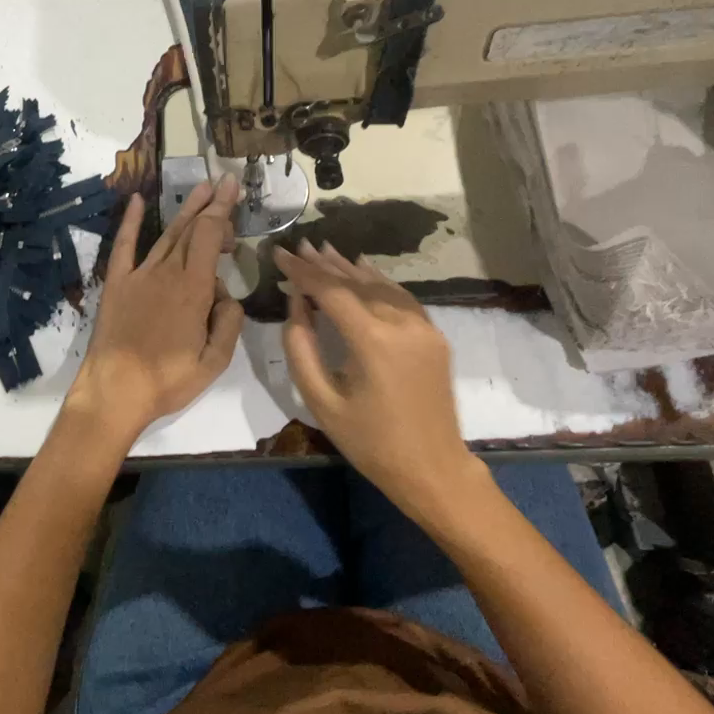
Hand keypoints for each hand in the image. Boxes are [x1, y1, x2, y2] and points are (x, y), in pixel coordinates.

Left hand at [64, 176, 244, 449]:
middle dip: (211, 206)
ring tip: (199, 189)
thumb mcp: (214, 362)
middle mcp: (167, 274)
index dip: (223, 210)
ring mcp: (139, 276)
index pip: (210, 237)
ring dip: (185, 211)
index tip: (233, 189)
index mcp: (194, 290)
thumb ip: (229, 324)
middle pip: (191, 231)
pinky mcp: (116, 285)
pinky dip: (130, 222)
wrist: (115, 391)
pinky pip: (124, 246)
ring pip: (166, 235)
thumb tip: (229, 298)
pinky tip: (137, 201)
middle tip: (225, 184)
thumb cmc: (168, 382)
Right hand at [276, 241, 486, 516]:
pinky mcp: (433, 335)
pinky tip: (362, 269)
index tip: (279, 254)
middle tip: (298, 246)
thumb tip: (296, 304)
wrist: (432, 468)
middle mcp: (401, 323)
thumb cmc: (369, 442)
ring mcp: (423, 327)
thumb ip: (301, 348)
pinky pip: (401, 297)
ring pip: (380, 285)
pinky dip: (378, 280)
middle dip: (323, 264)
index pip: (330, 291)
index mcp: (372, 340)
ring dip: (349, 268)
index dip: (302, 271)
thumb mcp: (321, 400)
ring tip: (323, 250)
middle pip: (356, 282)